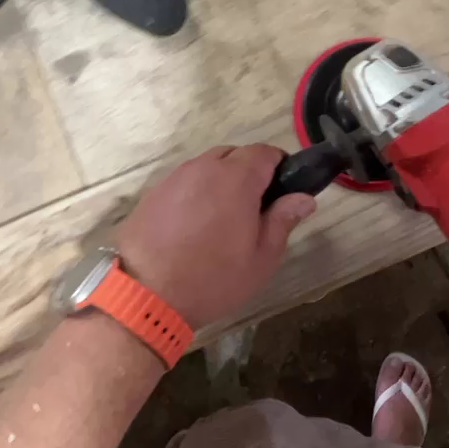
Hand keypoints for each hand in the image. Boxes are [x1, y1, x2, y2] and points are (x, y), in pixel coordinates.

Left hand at [117, 145, 317, 328]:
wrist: (145, 295)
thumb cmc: (213, 279)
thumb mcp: (261, 258)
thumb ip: (283, 220)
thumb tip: (303, 198)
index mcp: (236, 178)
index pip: (265, 152)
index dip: (279, 167)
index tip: (282, 192)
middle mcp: (204, 168)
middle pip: (235, 155)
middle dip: (249, 173)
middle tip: (254, 211)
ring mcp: (175, 178)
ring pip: (207, 167)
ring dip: (221, 183)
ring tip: (223, 220)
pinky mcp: (153, 193)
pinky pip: (185, 183)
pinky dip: (196, 194)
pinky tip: (194, 226)